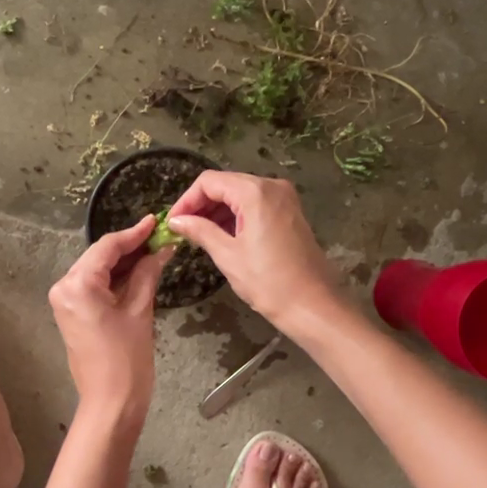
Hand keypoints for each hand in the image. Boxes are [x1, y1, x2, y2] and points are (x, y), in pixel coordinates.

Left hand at [48, 215, 171, 420]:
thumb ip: (147, 273)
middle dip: (129, 247)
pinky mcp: (71, 312)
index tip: (155, 222)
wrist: (110, 403)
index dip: (134, 234)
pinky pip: (93, 286)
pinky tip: (138, 271)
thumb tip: (160, 249)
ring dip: (123, 262)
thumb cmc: (126, 360)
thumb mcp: (140, 311)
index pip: (107, 247)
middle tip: (159, 237)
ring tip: (154, 251)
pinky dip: (114, 279)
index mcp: (77, 284)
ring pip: (97, 270)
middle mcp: (64, 287)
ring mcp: (64, 300)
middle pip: (99, 256)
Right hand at [165, 171, 335, 326]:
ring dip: (216, 211)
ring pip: (239, 194)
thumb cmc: (268, 282)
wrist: (313, 305)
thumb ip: (200, 231)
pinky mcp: (288, 212)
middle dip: (200, 204)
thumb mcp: (227, 255)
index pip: (209, 182)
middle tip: (181, 228)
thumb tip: (175, 221)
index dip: (187, 200)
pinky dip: (234, 216)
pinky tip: (220, 235)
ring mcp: (283, 198)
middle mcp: (272, 186)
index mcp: (255, 192)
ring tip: (197, 234)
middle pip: (225, 184)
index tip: (173, 221)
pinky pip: (254, 204)